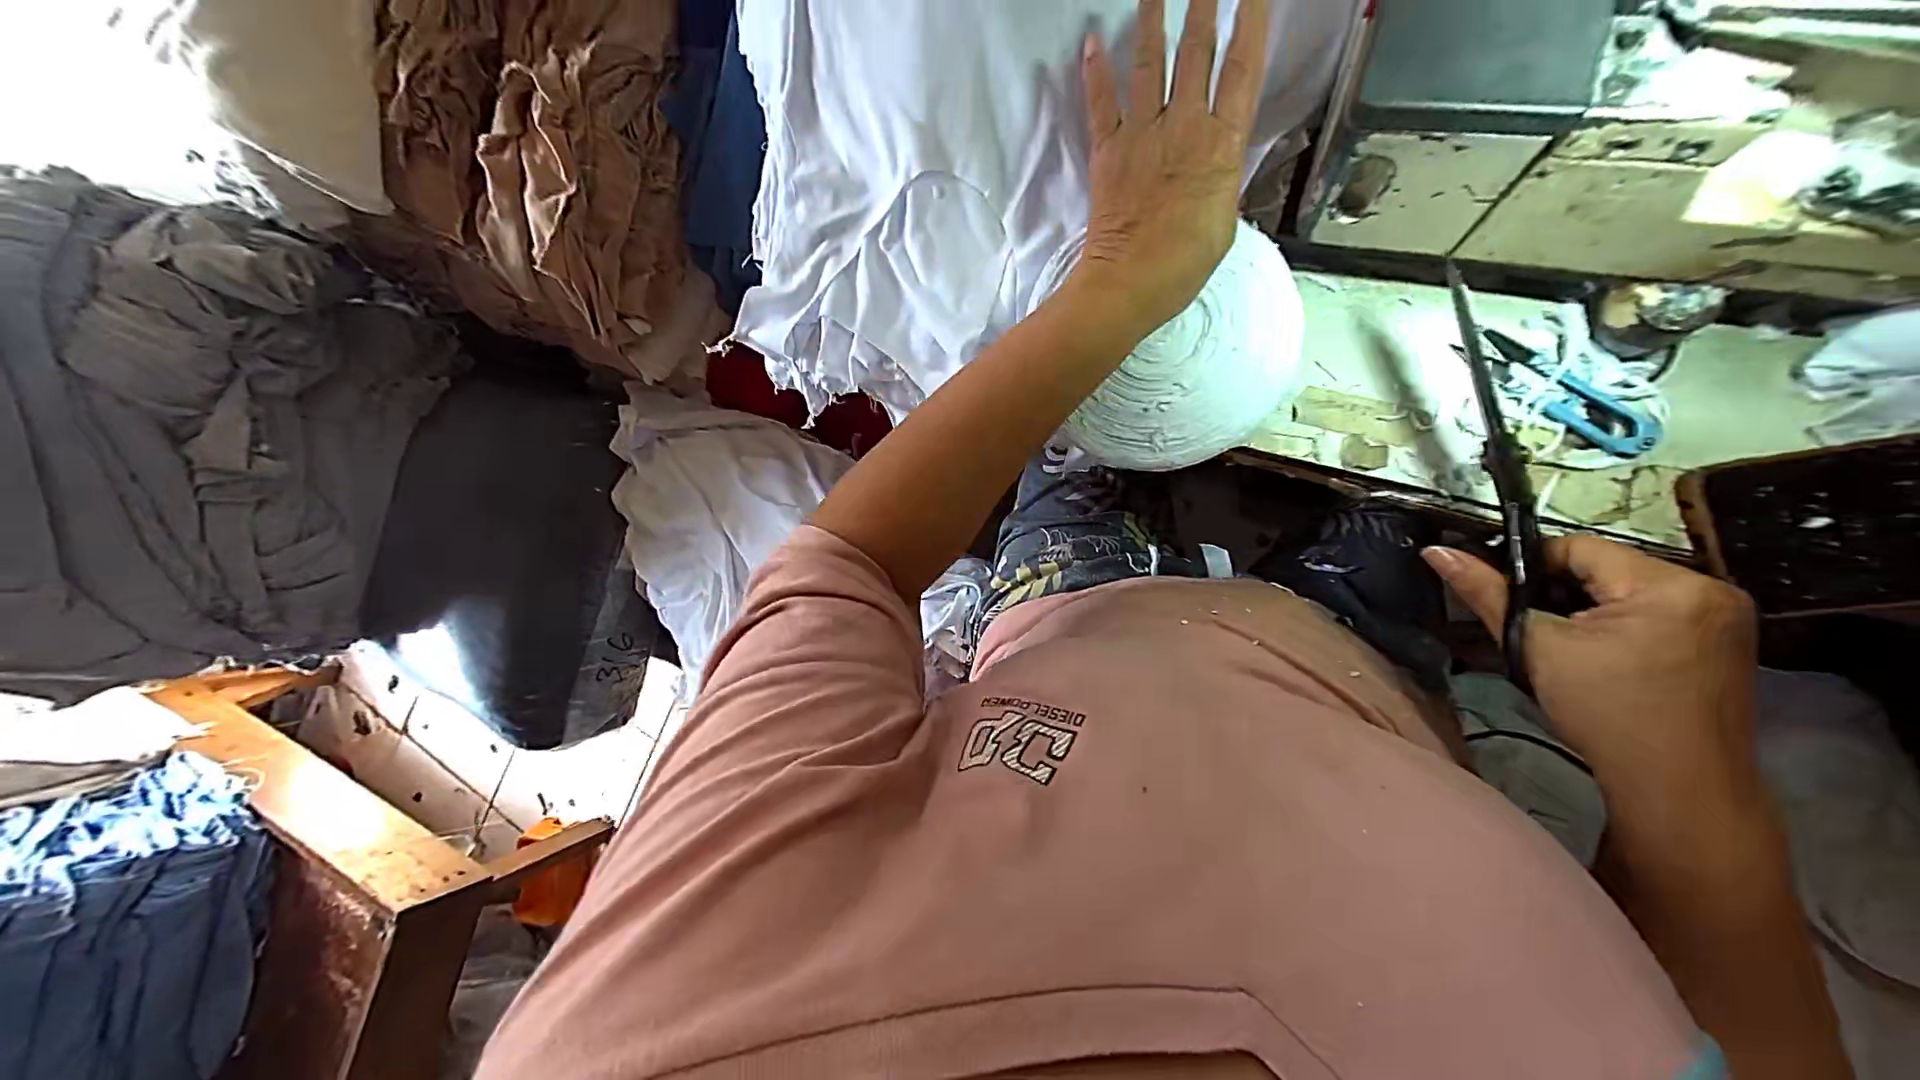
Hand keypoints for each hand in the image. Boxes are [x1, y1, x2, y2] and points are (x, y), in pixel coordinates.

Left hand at [1076, 0, 1270, 338]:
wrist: (1130, 281)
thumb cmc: (1183, 263)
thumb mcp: (1224, 222)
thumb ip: (1221, 183)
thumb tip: (1217, 169)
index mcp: (1222, 144)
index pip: (1243, 67)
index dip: (1251, 21)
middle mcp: (1184, 126)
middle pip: (1197, 51)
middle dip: (1205, 4)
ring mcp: (1142, 135)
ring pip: (1149, 63)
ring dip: (1153, 18)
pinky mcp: (1107, 151)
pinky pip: (1101, 102)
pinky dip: (1095, 71)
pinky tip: (1090, 42)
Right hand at [1422, 537, 1762, 806]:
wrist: (1678, 786)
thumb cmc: (1604, 714)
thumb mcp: (1535, 648)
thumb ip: (1486, 594)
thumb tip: (1435, 552)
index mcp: (1669, 585)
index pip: (1577, 546)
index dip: (1532, 567)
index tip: (1510, 600)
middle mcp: (1711, 588)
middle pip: (1605, 567)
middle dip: (1562, 591)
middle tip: (1537, 629)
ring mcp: (1726, 615)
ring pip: (1627, 589)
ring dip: (1589, 607)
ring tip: (1567, 644)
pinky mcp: (1727, 639)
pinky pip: (1655, 610)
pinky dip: (1619, 623)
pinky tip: (1603, 655)